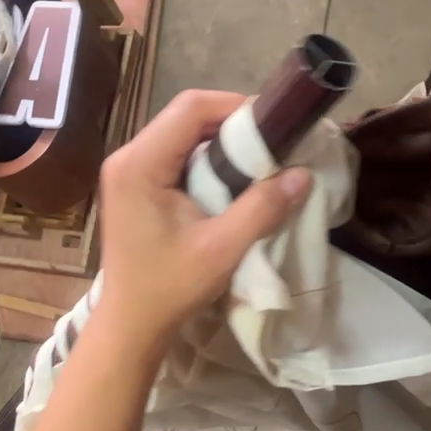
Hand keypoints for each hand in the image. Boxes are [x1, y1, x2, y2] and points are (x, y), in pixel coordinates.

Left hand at [96, 90, 312, 347]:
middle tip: (272, 144)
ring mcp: (127, 171)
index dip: (235, 106)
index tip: (274, 125)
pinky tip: (231, 179)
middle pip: (184, 116)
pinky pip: (174, 155)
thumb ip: (262, 209)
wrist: (131, 323)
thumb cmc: (169, 288)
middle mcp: (127, 157)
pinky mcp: (134, 186)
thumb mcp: (222, 250)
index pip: (190, 108)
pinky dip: (205, 159)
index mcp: (139, 164)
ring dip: (219, 141)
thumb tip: (304, 175)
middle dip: (231, 123)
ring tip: (257, 160)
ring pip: (181, 134)